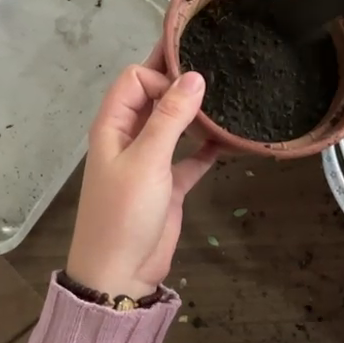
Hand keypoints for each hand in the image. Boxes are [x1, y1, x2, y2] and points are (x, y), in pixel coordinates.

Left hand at [67, 64, 219, 298]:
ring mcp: (150, 161)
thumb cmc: (124, 212)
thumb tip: (195, 76)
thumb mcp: (147, 160)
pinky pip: (190, 157)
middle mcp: (130, 137)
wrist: (119, 274)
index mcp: (113, 126)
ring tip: (228, 100)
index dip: (161, 77)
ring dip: (196, 114)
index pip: (135, 80)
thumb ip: (170, 117)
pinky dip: (206, 148)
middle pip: (154, 97)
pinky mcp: (169, 184)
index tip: (192, 85)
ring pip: (174, 125)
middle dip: (179, 83)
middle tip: (218, 68)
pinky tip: (230, 140)